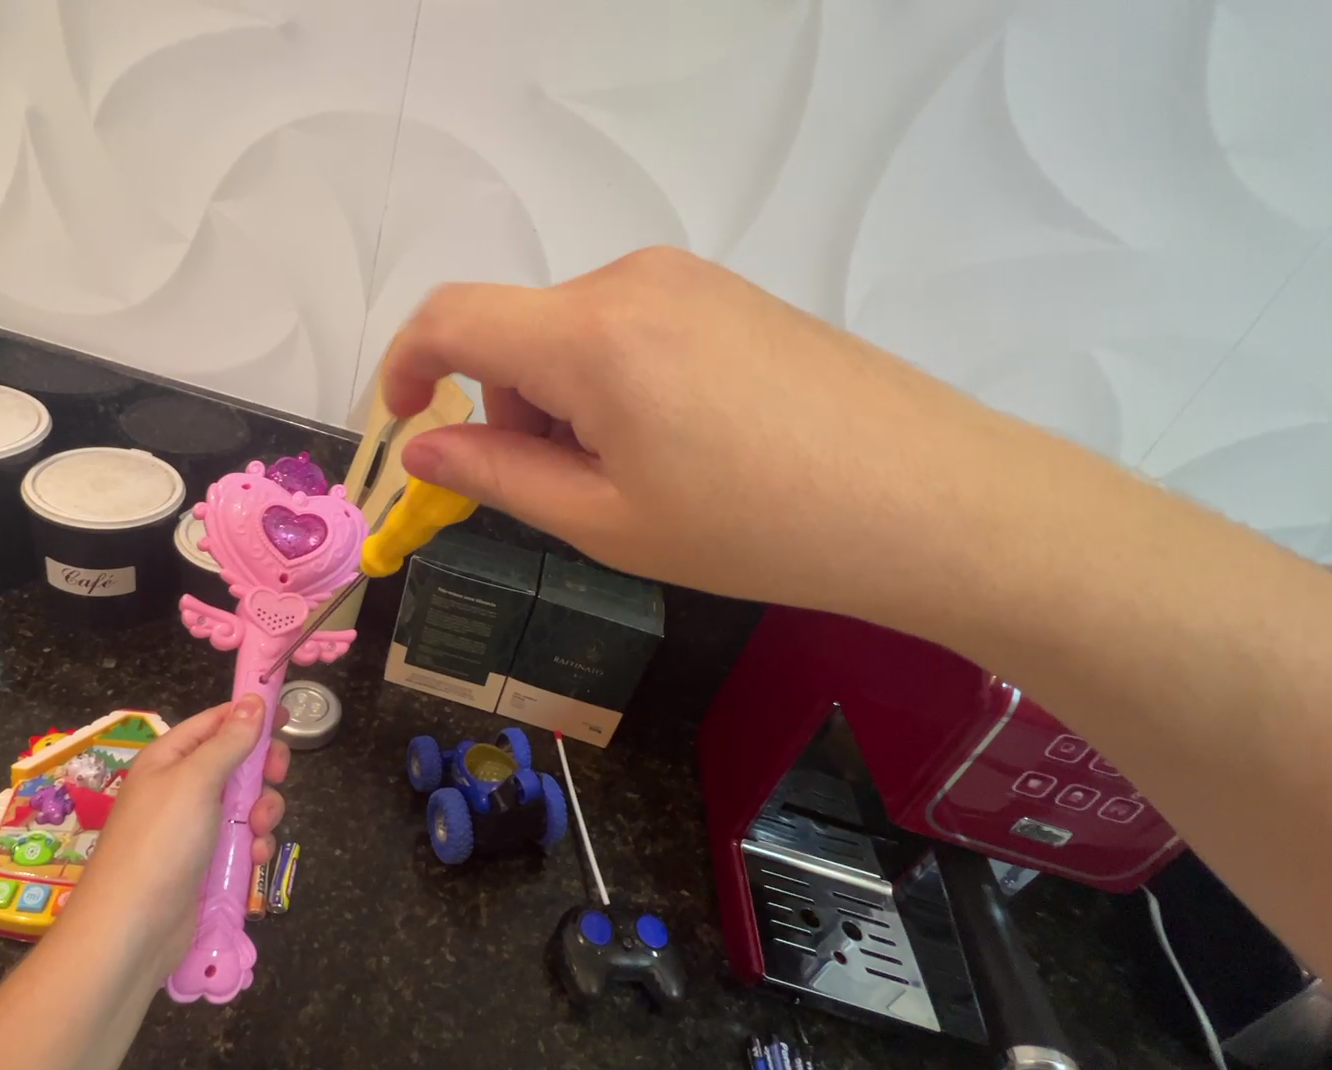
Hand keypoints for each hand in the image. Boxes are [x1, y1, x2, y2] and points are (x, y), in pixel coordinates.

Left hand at [80, 696, 288, 974]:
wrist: (131, 932)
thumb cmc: (160, 843)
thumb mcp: (195, 781)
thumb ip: (229, 741)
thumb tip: (253, 701)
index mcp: (170, 757)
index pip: (217, 721)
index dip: (252, 715)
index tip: (288, 717)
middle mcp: (182, 786)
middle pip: (238, 759)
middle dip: (262, 768)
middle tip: (276, 775)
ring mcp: (195, 825)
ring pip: (247, 800)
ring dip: (263, 810)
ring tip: (257, 830)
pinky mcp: (207, 859)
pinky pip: (243, 837)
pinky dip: (254, 843)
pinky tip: (254, 857)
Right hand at [380, 246, 1035, 624]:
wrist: (928, 500)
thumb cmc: (752, 528)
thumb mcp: (603, 521)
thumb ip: (496, 475)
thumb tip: (422, 447)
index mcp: (588, 335)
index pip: (450, 317)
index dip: (403, 365)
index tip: (402, 420)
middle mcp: (628, 281)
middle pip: (516, 336)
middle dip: (509, 412)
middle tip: (567, 491)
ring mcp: (684, 280)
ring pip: (570, 337)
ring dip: (564, 404)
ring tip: (638, 476)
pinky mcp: (724, 294)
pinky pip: (626, 329)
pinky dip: (611, 386)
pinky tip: (680, 442)